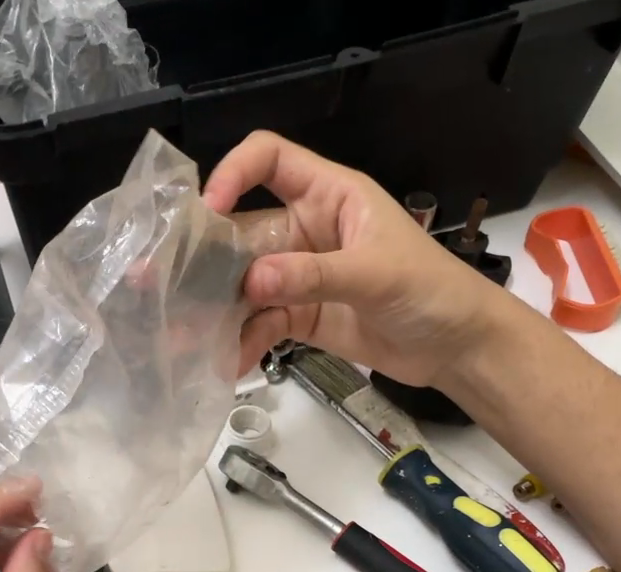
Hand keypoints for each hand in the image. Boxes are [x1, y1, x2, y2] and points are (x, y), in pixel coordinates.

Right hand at [207, 131, 529, 384]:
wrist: (456, 347)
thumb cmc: (431, 289)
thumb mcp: (376, 274)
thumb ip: (315, 276)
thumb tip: (252, 282)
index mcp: (328, 196)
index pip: (270, 160)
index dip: (234, 172)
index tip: (207, 209)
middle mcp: (306, 230)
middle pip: (243, 230)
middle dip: (207, 255)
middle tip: (164, 282)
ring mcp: (300, 276)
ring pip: (245, 283)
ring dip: (217, 306)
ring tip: (186, 333)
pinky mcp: (300, 317)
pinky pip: (261, 324)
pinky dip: (244, 341)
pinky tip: (228, 362)